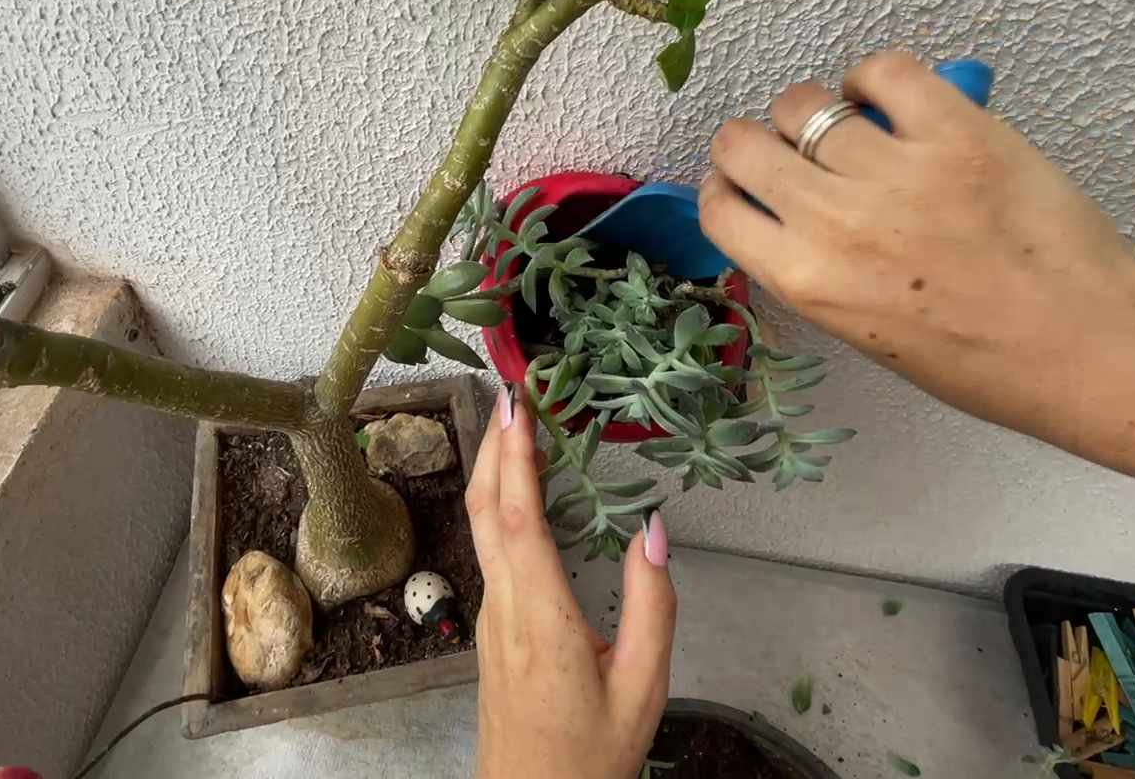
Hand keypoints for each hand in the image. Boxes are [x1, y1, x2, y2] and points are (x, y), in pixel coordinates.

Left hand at [469, 386, 676, 778]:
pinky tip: (519, 484)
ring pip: (479, 522)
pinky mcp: (492, 617)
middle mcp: (503, 602)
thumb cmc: (589, 752)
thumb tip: (654, 529)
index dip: (514, 455)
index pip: (518, 518)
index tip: (517, 405)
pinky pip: (489, 542)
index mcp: (540, 616)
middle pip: (484, 507)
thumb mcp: (644, 686)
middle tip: (511, 391)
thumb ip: (654, 606)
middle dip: (493, 442)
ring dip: (493, 465)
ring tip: (514, 421)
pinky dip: (498, 497)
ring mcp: (490, 609)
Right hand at [700, 51, 1134, 436]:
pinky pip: (882, 71)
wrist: (1088, 350)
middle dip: (748, 144)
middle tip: (780, 151)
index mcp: (805, 279)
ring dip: (806, 113)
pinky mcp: (958, 134)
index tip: (739, 183)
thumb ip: (802, 264)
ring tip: (839, 128)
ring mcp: (896, 173)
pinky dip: (869, 79)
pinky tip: (882, 102)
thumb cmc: (969, 357)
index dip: (721, 187)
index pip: (717, 208)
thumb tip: (777, 206)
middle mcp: (834, 222)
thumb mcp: (853, 327)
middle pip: (740, 145)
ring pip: (801, 103)